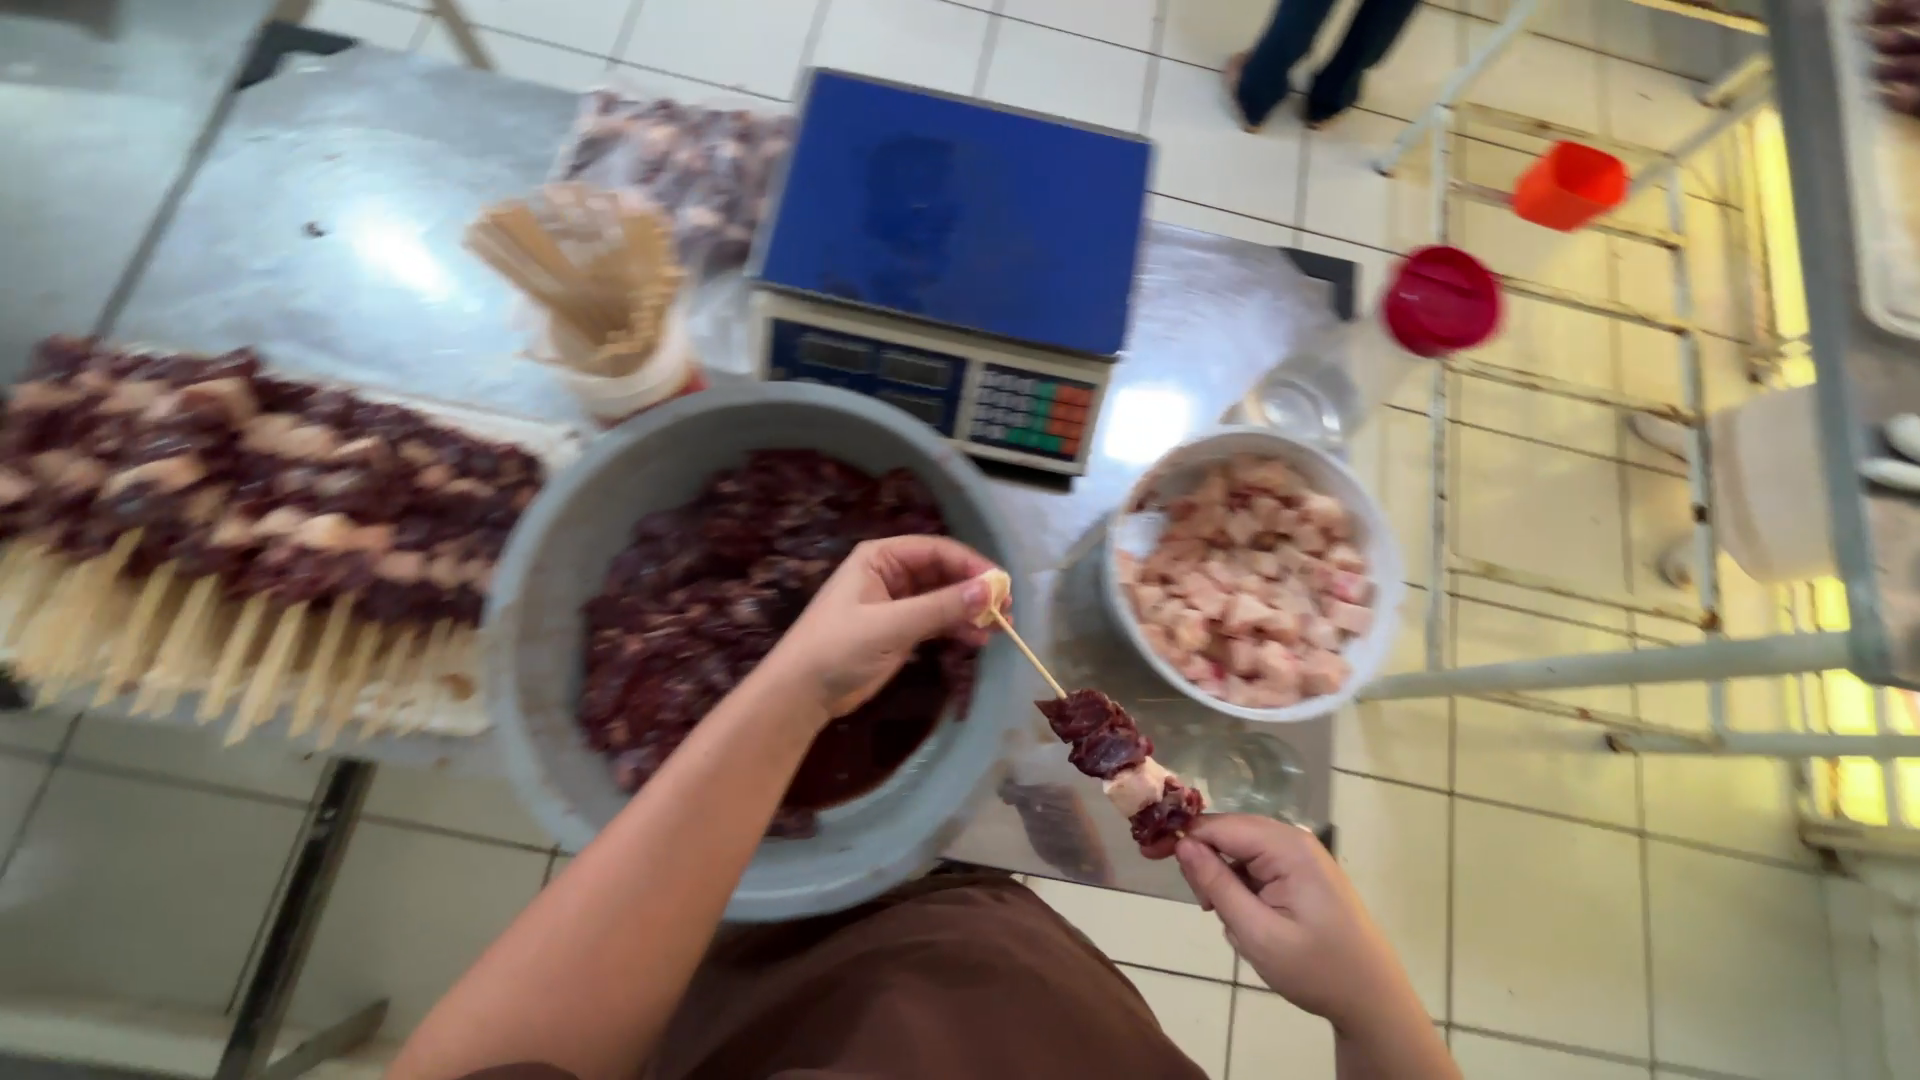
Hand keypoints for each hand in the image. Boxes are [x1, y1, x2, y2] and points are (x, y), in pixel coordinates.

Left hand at [758, 535, 1002, 723]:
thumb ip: (940, 607)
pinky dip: (959, 627)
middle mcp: (892, 573)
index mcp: (881, 557)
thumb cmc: (838, 647)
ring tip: (1000, 628)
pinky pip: (938, 620)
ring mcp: (898, 602)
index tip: (1001, 585)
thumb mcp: (891, 625)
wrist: (802, 692)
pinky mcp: (902, 629)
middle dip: (975, 589)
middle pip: (944, 572)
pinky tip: (979, 640)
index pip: (937, 550)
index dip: (971, 564)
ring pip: (945, 598)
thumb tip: (989, 590)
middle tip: (1007, 609)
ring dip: (971, 610)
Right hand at [1174, 814, 1422, 1037]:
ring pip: (1239, 851)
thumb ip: (1217, 884)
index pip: (1218, 826)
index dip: (1181, 837)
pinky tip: (1250, 919)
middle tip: (1206, 908)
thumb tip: (1182, 844)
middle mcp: (1294, 839)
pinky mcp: (1304, 872)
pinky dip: (1243, 888)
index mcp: (1287, 847)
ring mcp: (1302, 855)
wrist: (1374, 1003)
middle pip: (1227, 833)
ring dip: (1225, 880)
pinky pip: (1257, 865)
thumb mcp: (1257, 933)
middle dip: (1205, 864)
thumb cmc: (1317, 970)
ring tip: (1232, 921)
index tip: (1150, 856)